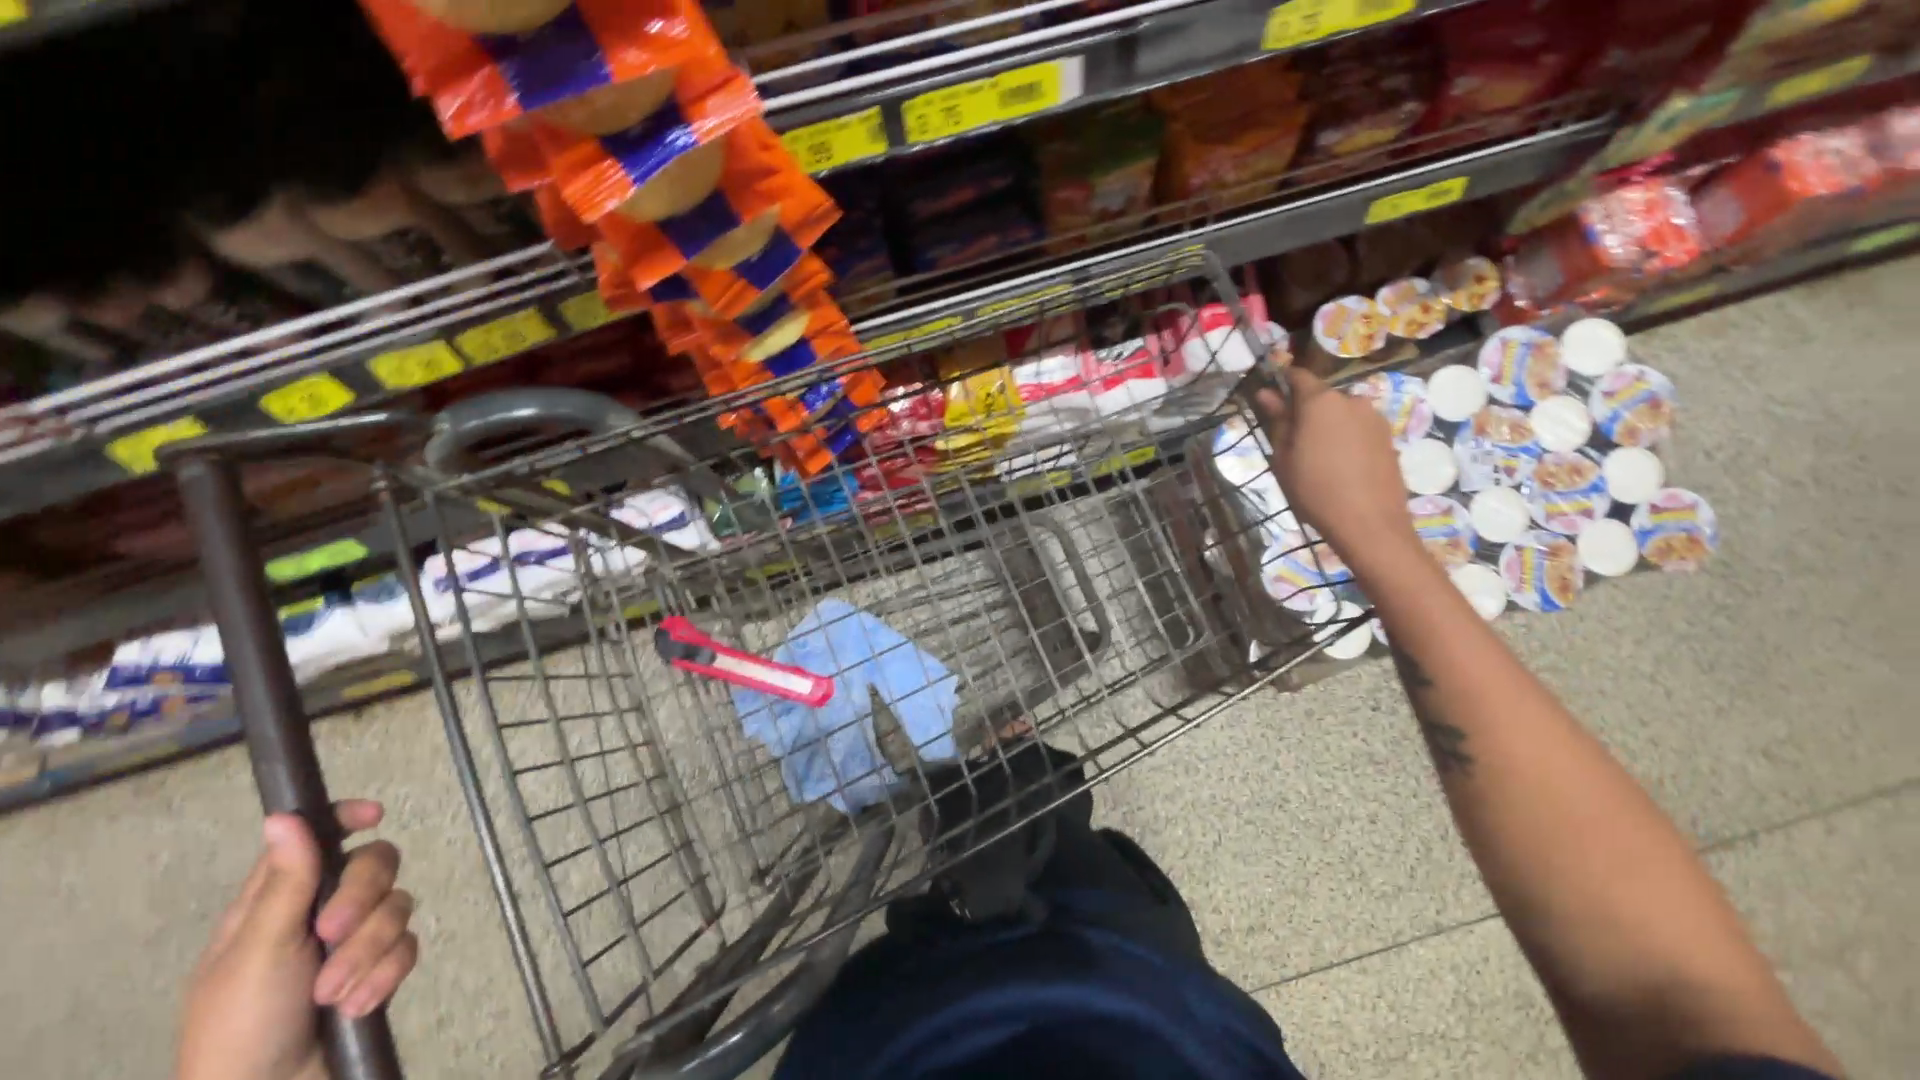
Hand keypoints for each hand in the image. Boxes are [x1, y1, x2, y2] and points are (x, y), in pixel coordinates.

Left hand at [177, 802, 416, 1079]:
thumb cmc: (242, 1022)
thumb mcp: (257, 951)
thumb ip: (285, 882)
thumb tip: (282, 814)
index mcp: (276, 901)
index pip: (316, 839)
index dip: (344, 818)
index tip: (374, 816)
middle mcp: (318, 912)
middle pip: (372, 865)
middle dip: (362, 898)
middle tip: (333, 933)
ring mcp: (352, 942)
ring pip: (396, 907)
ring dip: (368, 952)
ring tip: (334, 994)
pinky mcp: (379, 971)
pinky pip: (408, 947)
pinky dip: (385, 975)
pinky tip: (357, 1006)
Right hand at [1254, 368, 1417, 568]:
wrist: (1369, 523)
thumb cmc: (1315, 490)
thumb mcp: (1284, 458)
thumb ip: (1278, 421)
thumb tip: (1265, 393)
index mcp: (1321, 401)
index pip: (1299, 376)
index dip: (1284, 383)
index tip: (1273, 398)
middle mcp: (1352, 400)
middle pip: (1323, 398)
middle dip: (1308, 412)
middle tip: (1294, 442)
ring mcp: (1374, 418)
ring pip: (1342, 414)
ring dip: (1329, 427)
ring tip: (1320, 459)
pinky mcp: (1389, 437)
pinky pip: (1359, 429)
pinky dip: (1347, 440)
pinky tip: (1342, 467)